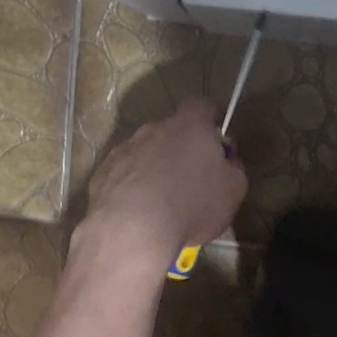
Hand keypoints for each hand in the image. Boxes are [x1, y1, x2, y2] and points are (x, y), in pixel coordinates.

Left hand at [84, 99, 246, 260]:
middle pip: (172, 131)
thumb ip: (233, 169)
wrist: (131, 229)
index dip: (211, 118)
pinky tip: (141, 213)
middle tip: (194, 179)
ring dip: (156, 169)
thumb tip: (227, 162)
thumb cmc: (192, 204)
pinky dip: (134, 188)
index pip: (202, 106)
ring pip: (147, 153)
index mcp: (190, 127)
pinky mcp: (103, 173)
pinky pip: (125, 174)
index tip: (218, 136)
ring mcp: (125, 150)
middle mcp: (154, 129)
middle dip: (183, 149)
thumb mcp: (233, 190)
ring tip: (164, 203)